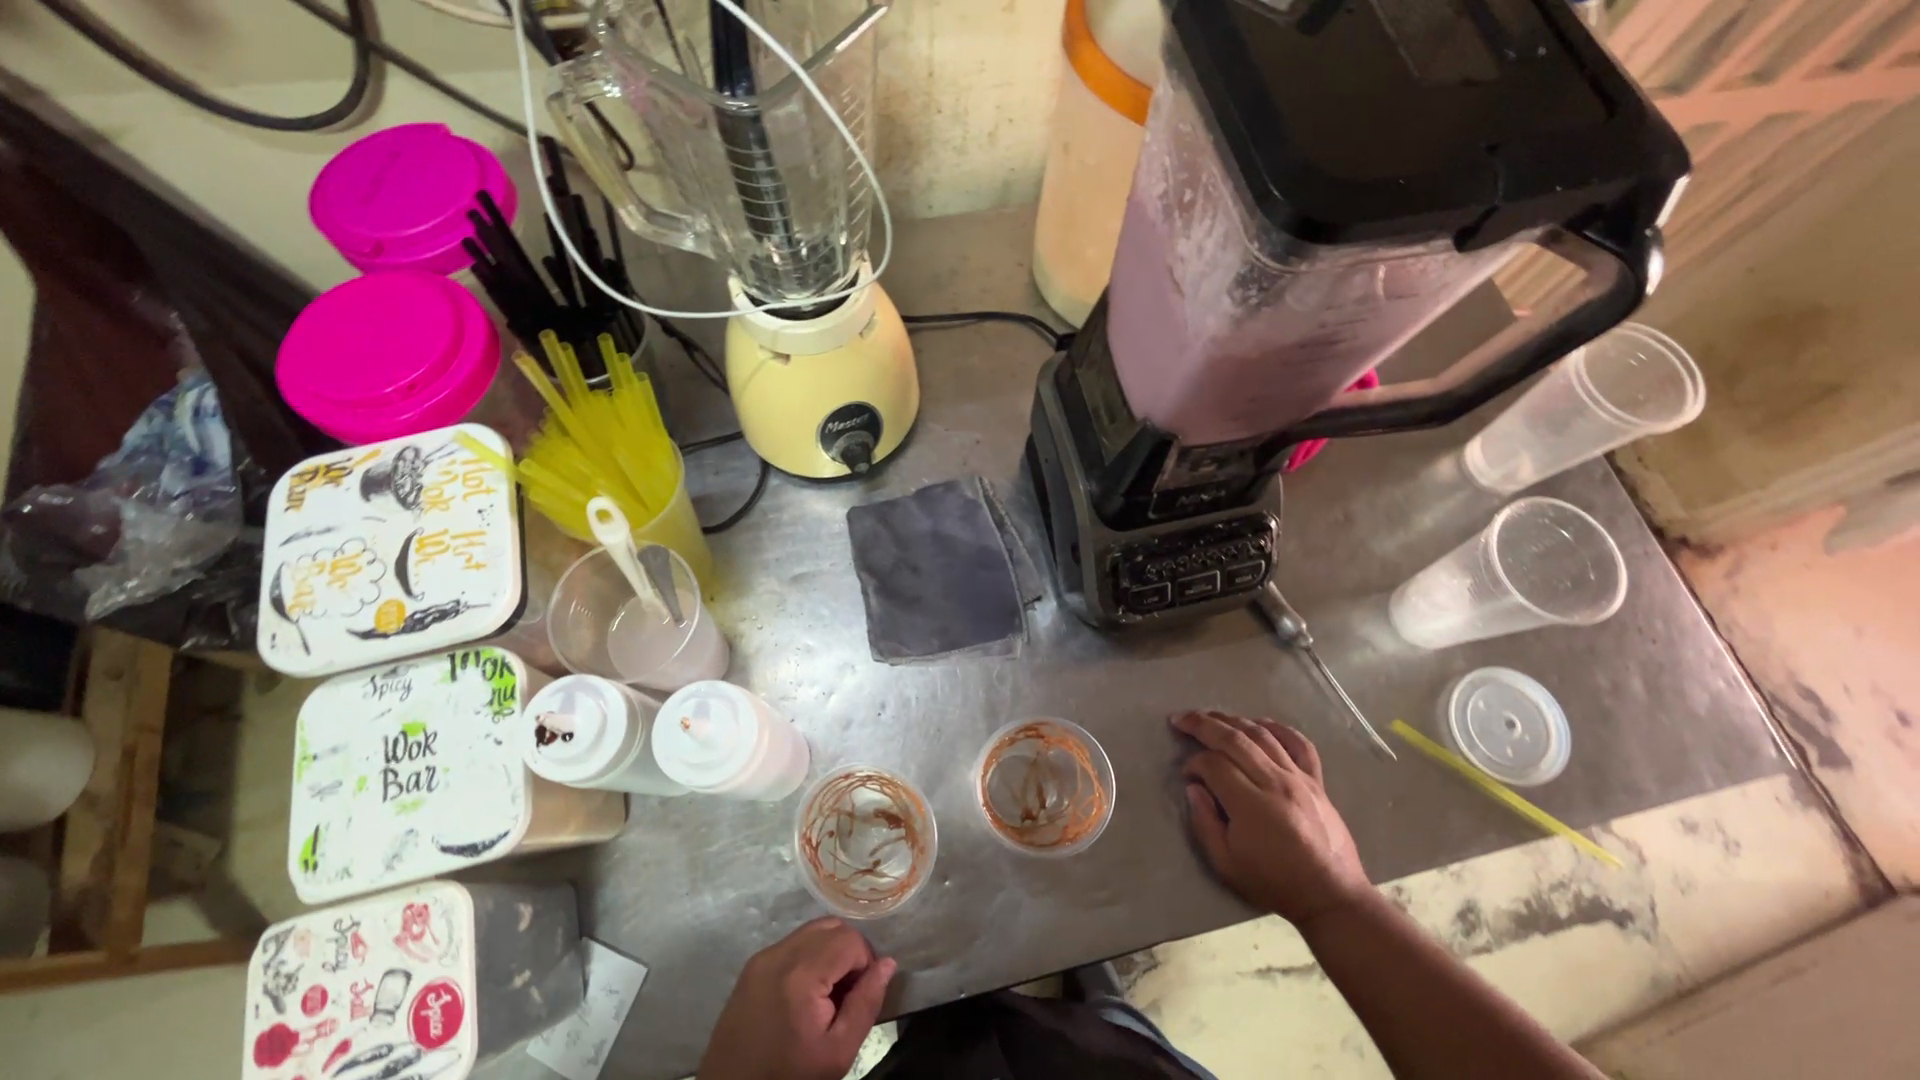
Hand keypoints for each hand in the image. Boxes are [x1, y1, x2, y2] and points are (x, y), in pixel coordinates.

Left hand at [699, 918, 896, 1079]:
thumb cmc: (789, 1077)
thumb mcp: (838, 1052)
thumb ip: (866, 1003)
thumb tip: (887, 964)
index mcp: (800, 974)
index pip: (850, 939)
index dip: (865, 962)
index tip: (860, 996)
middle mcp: (778, 954)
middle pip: (831, 927)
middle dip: (849, 952)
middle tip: (847, 993)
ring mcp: (761, 957)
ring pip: (811, 931)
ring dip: (829, 952)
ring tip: (827, 995)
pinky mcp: (751, 967)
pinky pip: (792, 944)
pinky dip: (808, 957)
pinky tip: (805, 995)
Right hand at [1175, 710, 1373, 926]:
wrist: (1331, 895)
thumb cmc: (1274, 883)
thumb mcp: (1226, 864)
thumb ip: (1204, 823)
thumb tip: (1194, 789)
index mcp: (1251, 805)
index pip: (1214, 765)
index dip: (1194, 764)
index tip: (1187, 775)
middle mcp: (1275, 782)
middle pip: (1235, 739)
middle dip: (1203, 725)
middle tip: (1181, 720)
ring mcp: (1300, 778)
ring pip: (1262, 735)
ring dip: (1233, 720)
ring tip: (1211, 717)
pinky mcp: (1317, 781)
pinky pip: (1299, 744)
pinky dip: (1278, 728)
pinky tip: (1259, 724)